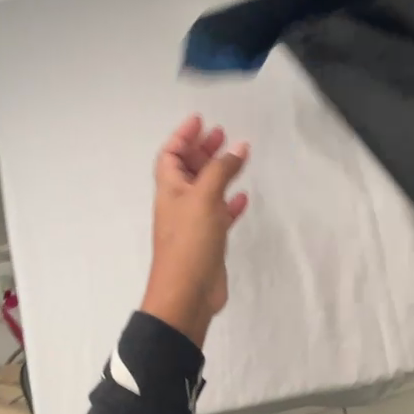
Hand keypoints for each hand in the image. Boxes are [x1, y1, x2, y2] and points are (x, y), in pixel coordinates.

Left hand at [140, 115, 249, 345]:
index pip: (171, 154)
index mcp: (169, 188)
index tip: (201, 120)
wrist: (187, 293)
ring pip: (206, 189)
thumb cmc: (189, 242)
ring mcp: (194, 222)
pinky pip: (220, 214)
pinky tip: (243, 197)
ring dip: (219, 172)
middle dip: (203, 150)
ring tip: (237, 157)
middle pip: (189, 168)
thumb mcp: (204, 197)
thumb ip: (222, 170)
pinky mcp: (209, 240)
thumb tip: (238, 147)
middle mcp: (179, 202)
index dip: (183, 135)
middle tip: (222, 134)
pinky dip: (230, 203)